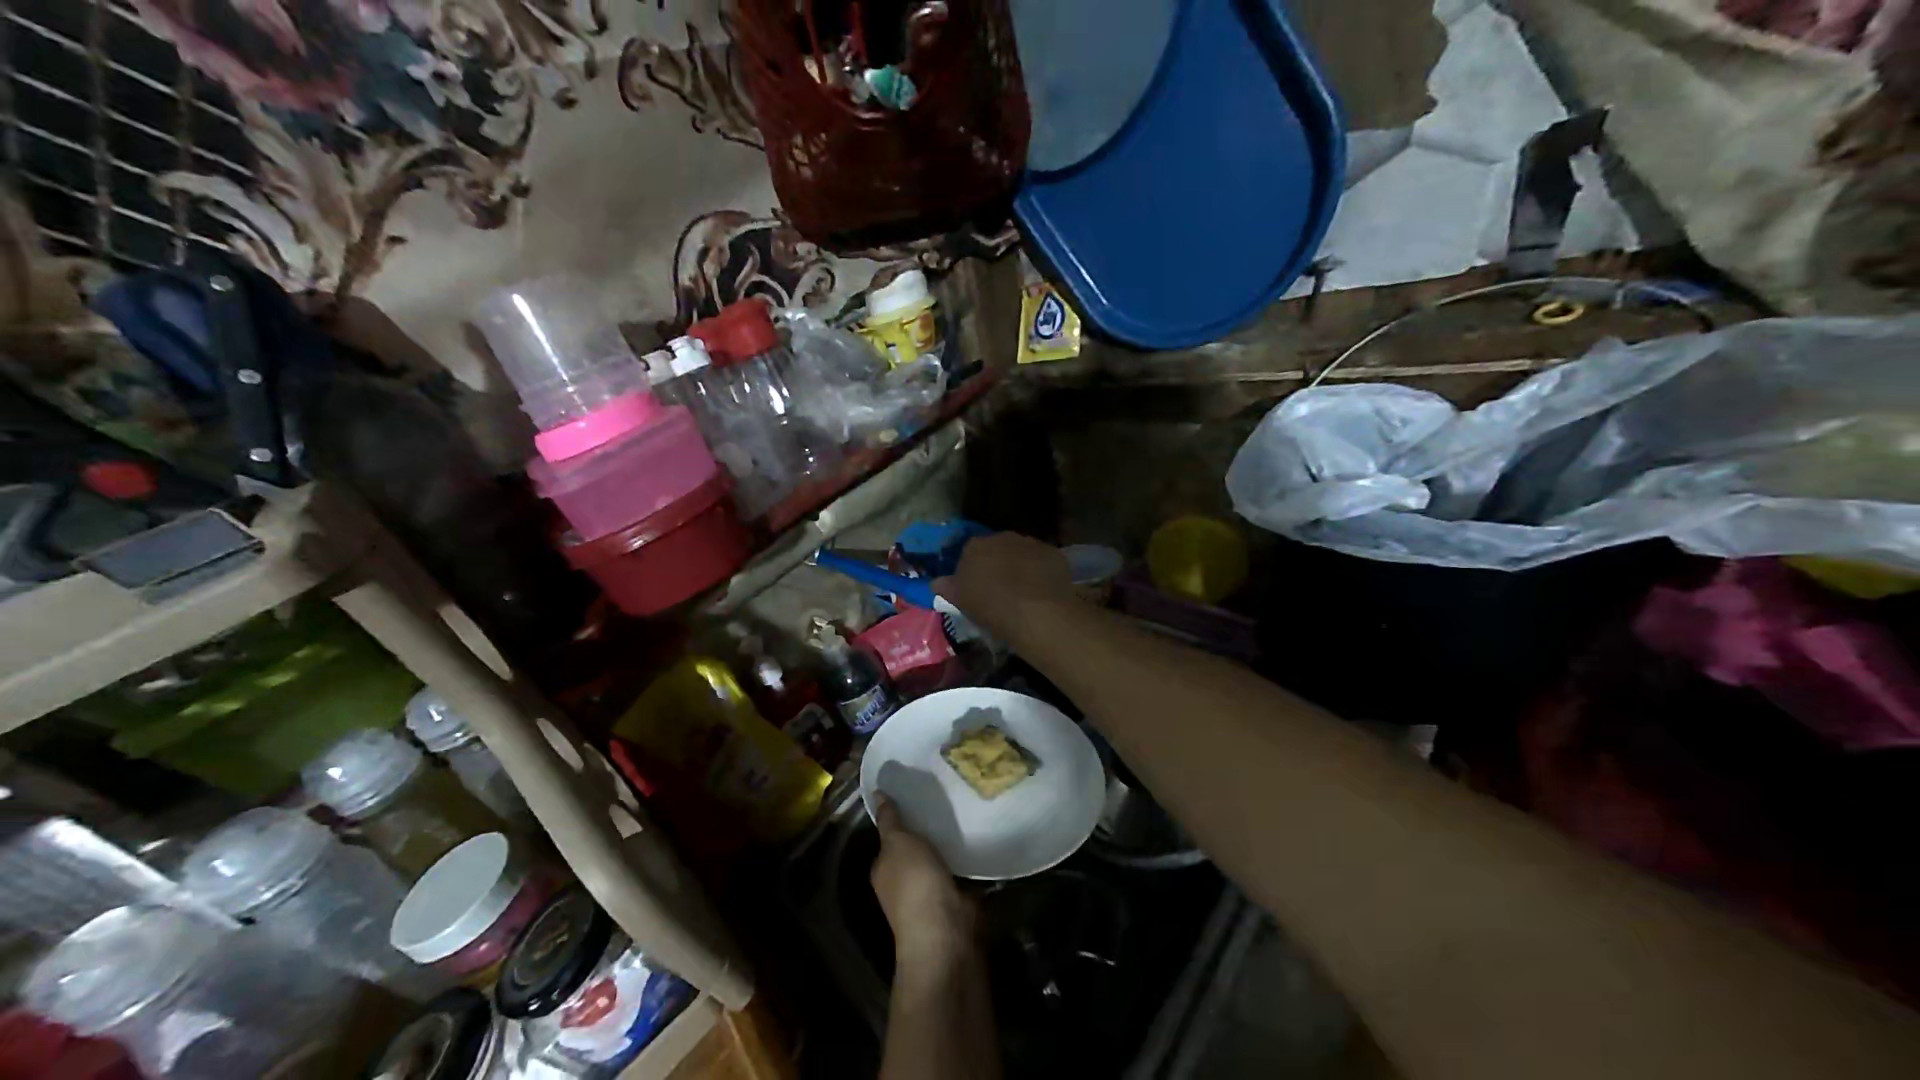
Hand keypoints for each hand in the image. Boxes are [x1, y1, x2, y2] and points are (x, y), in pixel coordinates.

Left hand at [871, 795, 977, 971]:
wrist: (945, 931)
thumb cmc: (914, 883)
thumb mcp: (898, 843)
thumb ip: (890, 820)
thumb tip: (876, 793)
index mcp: (885, 870)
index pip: (890, 839)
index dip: (903, 819)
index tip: (920, 794)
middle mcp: (904, 883)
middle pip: (918, 850)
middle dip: (931, 831)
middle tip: (950, 796)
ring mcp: (932, 894)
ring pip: (942, 861)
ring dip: (953, 844)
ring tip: (970, 810)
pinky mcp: (958, 901)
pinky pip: (964, 873)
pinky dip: (971, 861)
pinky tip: (983, 838)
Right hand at [934, 533, 1076, 638]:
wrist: (1034, 611)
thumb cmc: (990, 606)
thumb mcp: (961, 601)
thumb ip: (947, 587)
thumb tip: (936, 582)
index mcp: (975, 546)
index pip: (970, 552)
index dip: (974, 569)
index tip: (977, 587)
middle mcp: (1002, 537)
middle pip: (997, 549)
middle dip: (998, 563)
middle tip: (1000, 589)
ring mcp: (1030, 542)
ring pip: (1021, 553)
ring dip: (1021, 565)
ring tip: (1023, 591)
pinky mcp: (1052, 552)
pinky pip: (1043, 560)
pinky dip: (1041, 571)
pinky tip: (1042, 590)